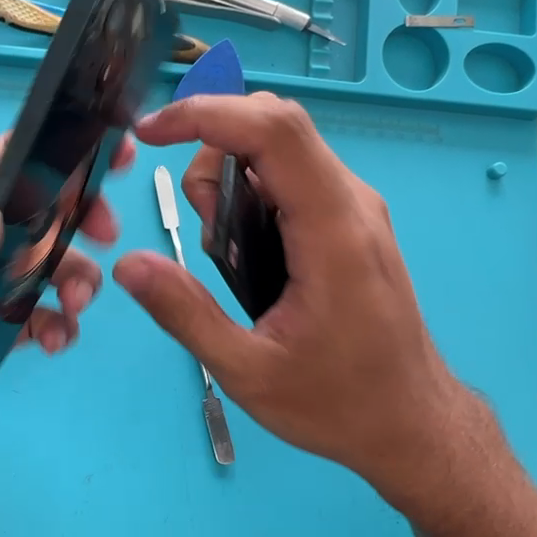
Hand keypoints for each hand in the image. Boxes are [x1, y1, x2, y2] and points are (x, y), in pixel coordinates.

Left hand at [0, 134, 128, 443]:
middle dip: (82, 222)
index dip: (63, 151)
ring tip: (72, 310)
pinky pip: (30, 322)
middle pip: (43, 217)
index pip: (10, 164)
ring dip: (74, 281)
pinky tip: (52, 343)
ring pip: (46, 272)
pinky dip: (53, 327)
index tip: (113, 154)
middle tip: (104, 244)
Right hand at [112, 93, 482, 503]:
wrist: (409, 423)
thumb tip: (128, 265)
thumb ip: (185, 312)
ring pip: (281, 150)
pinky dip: (250, 197)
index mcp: (331, 230)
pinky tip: (243, 258)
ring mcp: (355, 211)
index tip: (149, 133)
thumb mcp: (245, 369)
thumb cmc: (333, 402)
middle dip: (212, 151)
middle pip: (275, 126)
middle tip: (197, 229)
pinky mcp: (349, 225)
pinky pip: (292, 179)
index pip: (271, 130)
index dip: (205, 114)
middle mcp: (350, 202)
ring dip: (229, 181)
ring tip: (222, 260)